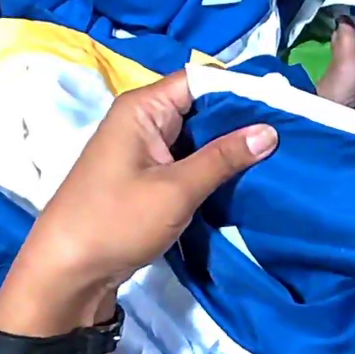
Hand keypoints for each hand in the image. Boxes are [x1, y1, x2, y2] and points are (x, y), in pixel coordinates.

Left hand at [0, 71, 277, 329]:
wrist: (67, 273)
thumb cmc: (116, 221)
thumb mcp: (176, 189)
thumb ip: (223, 158)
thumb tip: (270, 130)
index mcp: (144, 107)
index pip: (201, 80)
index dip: (240, 88)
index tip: (282, 103)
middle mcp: (144, 119)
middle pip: (201, 106)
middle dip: (240, 119)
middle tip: (287, 131)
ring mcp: (145, 148)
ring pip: (197, 135)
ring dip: (229, 145)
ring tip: (276, 152)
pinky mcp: (148, 174)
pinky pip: (187, 159)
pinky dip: (213, 166)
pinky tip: (245, 175)